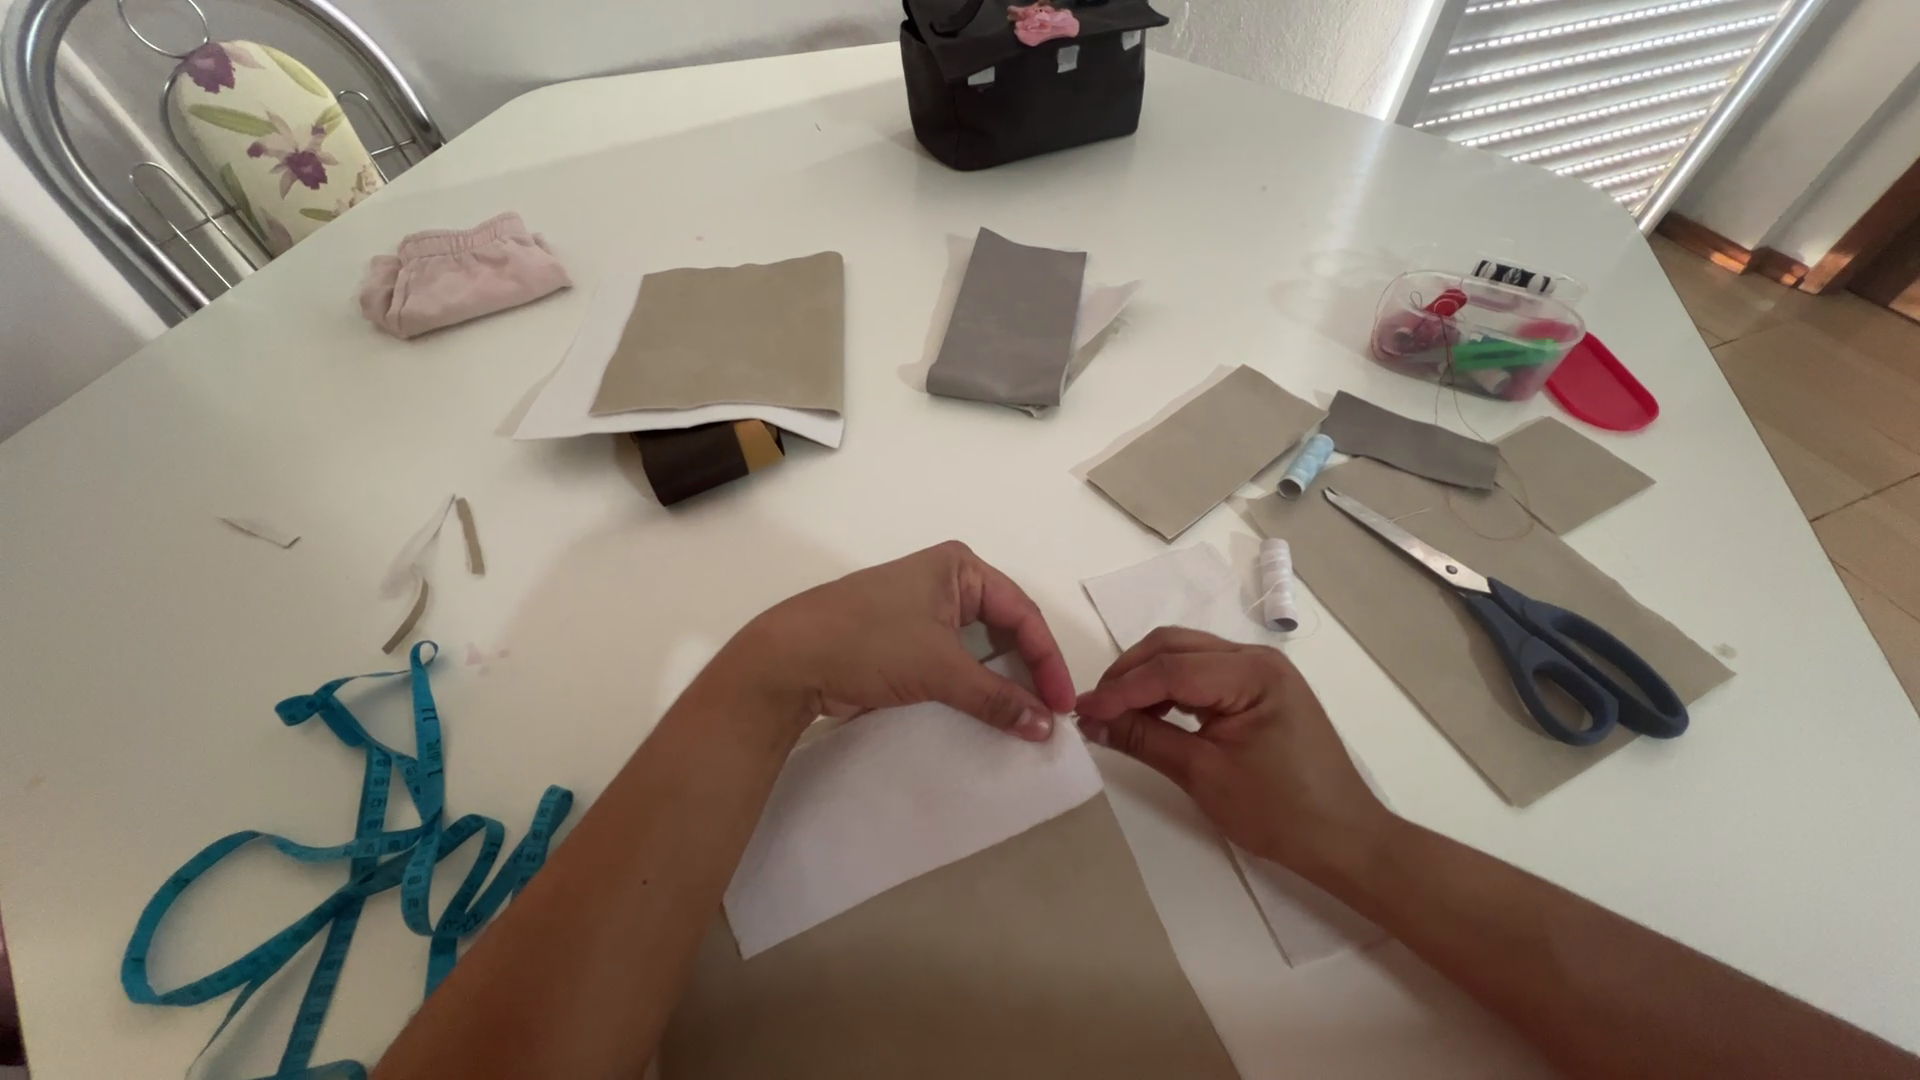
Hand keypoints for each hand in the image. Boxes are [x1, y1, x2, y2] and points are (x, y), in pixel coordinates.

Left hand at [721, 542, 1075, 740]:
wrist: (790, 659)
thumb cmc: (870, 643)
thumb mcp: (940, 668)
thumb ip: (996, 698)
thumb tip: (1044, 726)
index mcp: (960, 568)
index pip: (1022, 613)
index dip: (1048, 661)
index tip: (1062, 705)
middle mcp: (946, 582)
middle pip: (1004, 628)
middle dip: (1028, 669)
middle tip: (1048, 713)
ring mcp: (923, 611)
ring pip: (979, 648)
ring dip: (1000, 682)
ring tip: (1024, 718)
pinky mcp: (905, 640)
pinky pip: (953, 662)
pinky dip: (972, 687)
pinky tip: (986, 714)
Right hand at [1074, 628, 1393, 874]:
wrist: (1345, 840)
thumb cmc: (1280, 812)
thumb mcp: (1203, 775)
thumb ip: (1143, 740)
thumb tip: (1091, 722)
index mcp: (1252, 673)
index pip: (1170, 669)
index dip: (1120, 690)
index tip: (1082, 712)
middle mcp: (1256, 658)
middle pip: (1174, 647)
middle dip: (1129, 674)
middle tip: (1095, 709)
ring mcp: (1259, 671)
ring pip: (1184, 655)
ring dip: (1146, 678)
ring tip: (1115, 713)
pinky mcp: (1257, 689)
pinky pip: (1201, 674)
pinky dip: (1169, 689)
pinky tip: (1149, 714)